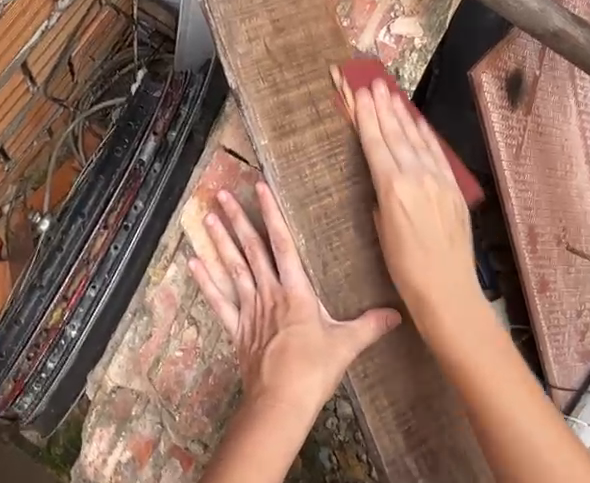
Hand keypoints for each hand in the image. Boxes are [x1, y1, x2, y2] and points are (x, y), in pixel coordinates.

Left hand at [188, 182, 400, 413]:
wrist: (280, 402)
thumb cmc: (314, 372)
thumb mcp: (347, 345)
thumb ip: (369, 326)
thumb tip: (397, 314)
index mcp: (295, 291)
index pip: (281, 243)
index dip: (271, 213)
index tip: (259, 187)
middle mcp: (269, 293)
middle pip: (251, 249)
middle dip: (238, 219)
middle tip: (222, 194)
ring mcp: (249, 309)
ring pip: (232, 268)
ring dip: (219, 242)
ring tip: (207, 217)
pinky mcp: (236, 328)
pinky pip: (218, 300)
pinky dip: (205, 281)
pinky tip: (193, 262)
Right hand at [335, 66, 486, 344]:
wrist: (448, 291)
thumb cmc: (404, 268)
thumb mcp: (380, 229)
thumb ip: (380, 197)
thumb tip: (381, 177)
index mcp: (393, 188)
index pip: (376, 143)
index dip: (367, 116)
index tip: (360, 94)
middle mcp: (416, 177)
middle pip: (396, 134)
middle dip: (383, 107)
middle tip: (373, 83)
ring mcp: (438, 181)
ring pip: (416, 139)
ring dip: (402, 114)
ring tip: (391, 93)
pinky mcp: (454, 189)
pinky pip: (437, 153)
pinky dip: (426, 135)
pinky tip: (417, 121)